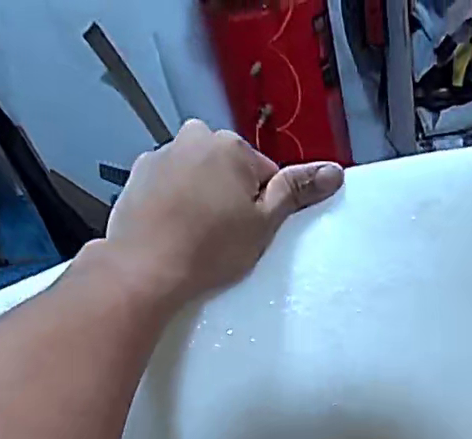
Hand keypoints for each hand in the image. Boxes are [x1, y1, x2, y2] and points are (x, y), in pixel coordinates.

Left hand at [103, 119, 345, 305]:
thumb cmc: (211, 249)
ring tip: (198, 239)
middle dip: (231, 198)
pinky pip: (169, 187)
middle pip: (229, 170)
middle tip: (227, 238)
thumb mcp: (264, 225)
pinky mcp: (137, 175)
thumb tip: (334, 171)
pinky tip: (175, 234)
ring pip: (197, 177)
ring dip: (202, 200)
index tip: (252, 233)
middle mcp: (194, 137)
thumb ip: (296, 192)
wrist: (146, 268)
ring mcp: (161, 154)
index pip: (265, 174)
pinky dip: (174, 204)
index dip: (264, 207)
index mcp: (231, 146)